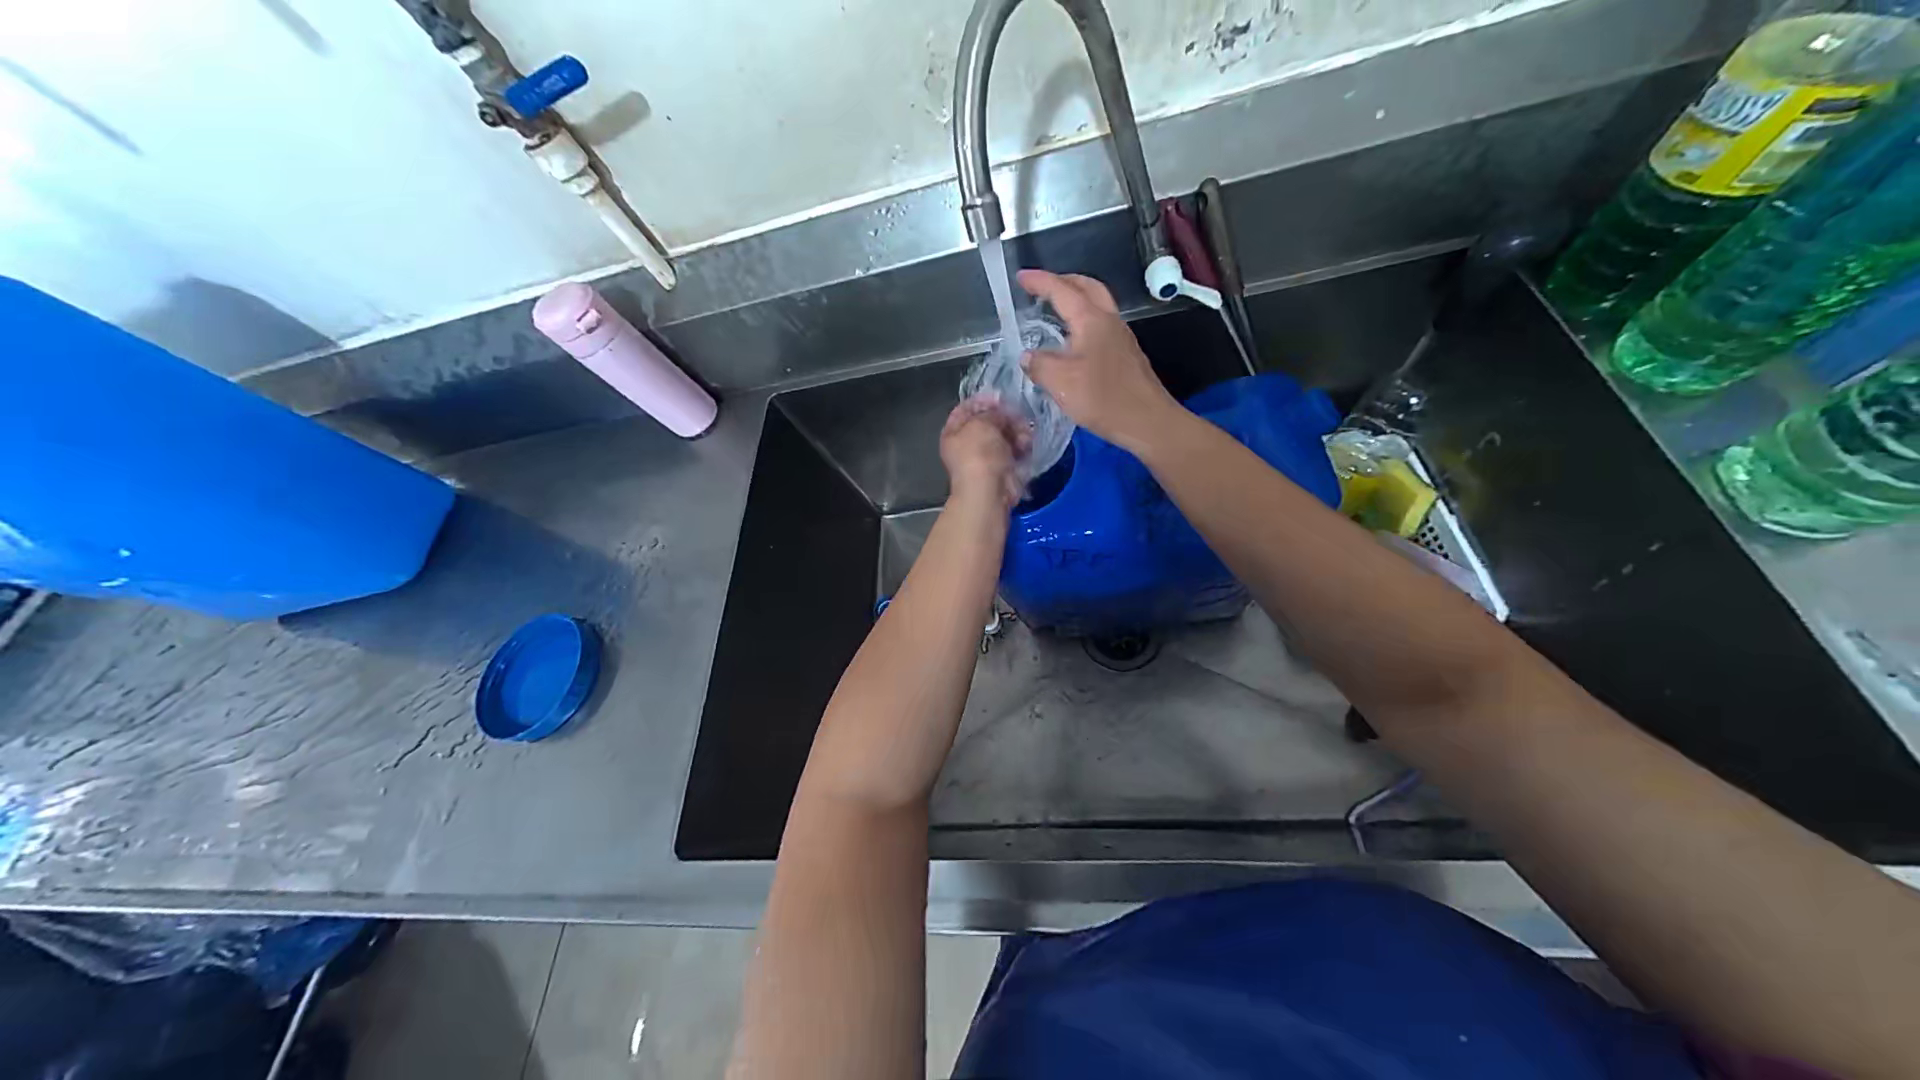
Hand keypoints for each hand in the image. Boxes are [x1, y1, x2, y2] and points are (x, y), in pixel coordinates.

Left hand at [941, 397, 1027, 510]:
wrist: (989, 490)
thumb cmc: (979, 453)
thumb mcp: (982, 422)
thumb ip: (991, 412)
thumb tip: (1001, 413)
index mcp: (953, 432)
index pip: (965, 409)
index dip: (982, 400)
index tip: (1000, 397)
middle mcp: (968, 444)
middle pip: (988, 422)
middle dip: (1005, 417)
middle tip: (1018, 415)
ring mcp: (986, 458)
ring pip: (1004, 436)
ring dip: (1017, 432)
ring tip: (1024, 434)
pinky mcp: (1003, 468)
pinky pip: (1014, 451)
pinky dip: (1022, 447)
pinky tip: (1027, 445)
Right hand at [1016, 269, 1182, 454]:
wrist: (1147, 421)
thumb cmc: (1103, 399)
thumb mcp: (1060, 382)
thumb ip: (1039, 365)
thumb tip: (1028, 357)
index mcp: (1091, 320)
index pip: (1062, 290)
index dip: (1040, 281)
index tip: (1021, 277)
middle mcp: (1109, 321)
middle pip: (1088, 287)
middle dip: (1064, 281)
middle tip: (1042, 288)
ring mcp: (1121, 337)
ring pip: (1097, 305)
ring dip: (1076, 300)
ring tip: (1054, 311)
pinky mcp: (1126, 355)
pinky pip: (1101, 326)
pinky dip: (1083, 321)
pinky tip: (1072, 342)